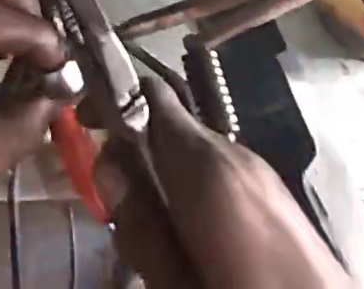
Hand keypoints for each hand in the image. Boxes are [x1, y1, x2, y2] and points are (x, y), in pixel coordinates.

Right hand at [95, 74, 354, 287]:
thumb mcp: (178, 286)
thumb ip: (141, 224)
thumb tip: (108, 162)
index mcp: (207, 166)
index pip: (149, 94)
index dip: (112, 98)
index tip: (84, 123)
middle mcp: (235, 153)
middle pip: (170, 123)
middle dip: (136, 147)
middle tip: (114, 199)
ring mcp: (263, 172)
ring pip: (195, 149)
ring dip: (164, 171)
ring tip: (155, 229)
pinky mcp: (278, 195)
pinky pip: (222, 172)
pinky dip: (195, 186)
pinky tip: (195, 237)